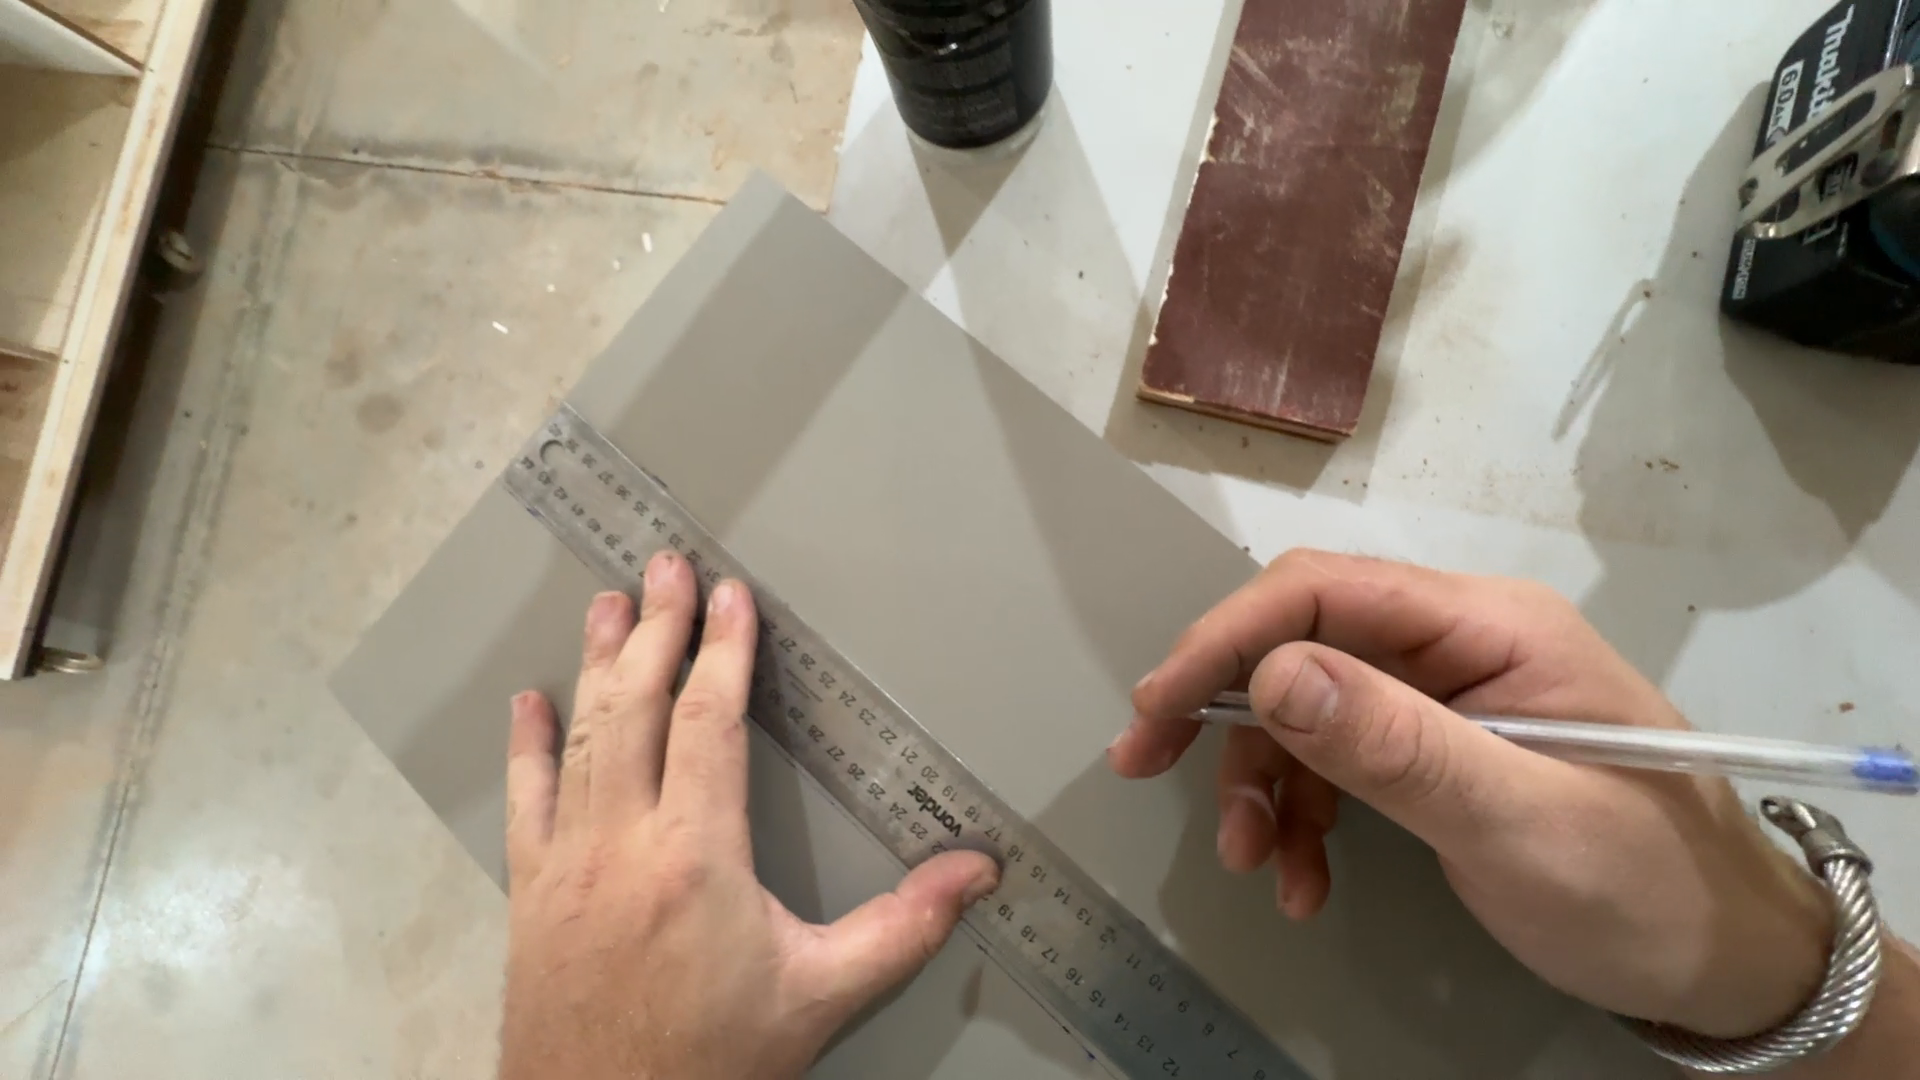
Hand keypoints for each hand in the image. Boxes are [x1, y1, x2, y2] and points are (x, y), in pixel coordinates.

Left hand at [499, 552, 999, 1079]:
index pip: (707, 721)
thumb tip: (979, 871)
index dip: (722, 650)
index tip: (731, 596)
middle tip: (665, 567)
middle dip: (656, 628)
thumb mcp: (823, 995)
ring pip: (580, 739)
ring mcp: (563, 866)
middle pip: (636, 708)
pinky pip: (523, 801)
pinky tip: (526, 703)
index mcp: (696, 856)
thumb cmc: (715, 1061)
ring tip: (607, 603)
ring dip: (595, 664)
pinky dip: (527, 746)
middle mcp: (621, 844)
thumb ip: (904, 927)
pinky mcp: (529, 894)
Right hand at [1107, 550, 1831, 1040]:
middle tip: (1143, 756)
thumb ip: (1398, 746)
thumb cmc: (1648, 889)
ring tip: (1253, 861)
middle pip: (1290, 640)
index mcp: (1479, 623)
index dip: (1227, 637)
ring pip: (1294, 708)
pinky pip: (1322, 759)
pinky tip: (1299, 877)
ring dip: (1256, 782)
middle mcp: (1442, 639)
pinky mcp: (1411, 741)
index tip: (1159, 701)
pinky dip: (1295, 815)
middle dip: (1215, 704)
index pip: (1319, 590)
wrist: (1726, 966)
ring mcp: (1424, 690)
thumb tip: (1271, 676)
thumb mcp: (1522, 823)